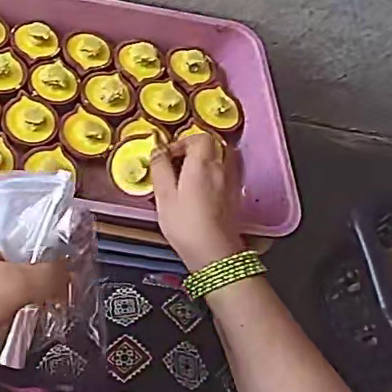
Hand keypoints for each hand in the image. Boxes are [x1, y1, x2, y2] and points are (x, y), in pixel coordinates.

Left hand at [0, 225, 68, 369]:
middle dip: (47, 272)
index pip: (27, 226)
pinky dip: (22, 309)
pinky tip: (35, 317)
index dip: (51, 239)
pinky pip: (10, 302)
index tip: (73, 254)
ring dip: (36, 294)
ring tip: (55, 303)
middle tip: (67, 284)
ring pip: (20, 282)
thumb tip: (70, 271)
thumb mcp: (18, 282)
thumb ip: (51, 273)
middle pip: (26, 256)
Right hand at [151, 134, 247, 269]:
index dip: (182, 142)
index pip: (199, 137)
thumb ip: (160, 168)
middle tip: (175, 164)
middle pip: (211, 146)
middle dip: (193, 150)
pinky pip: (224, 174)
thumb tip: (157, 150)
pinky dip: (211, 175)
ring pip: (220, 159)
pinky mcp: (234, 197)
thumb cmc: (187, 226)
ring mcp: (230, 183)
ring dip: (203, 162)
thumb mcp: (164, 195)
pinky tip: (198, 191)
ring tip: (186, 176)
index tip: (167, 156)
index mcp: (202, 164)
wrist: (214, 253)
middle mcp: (220, 169)